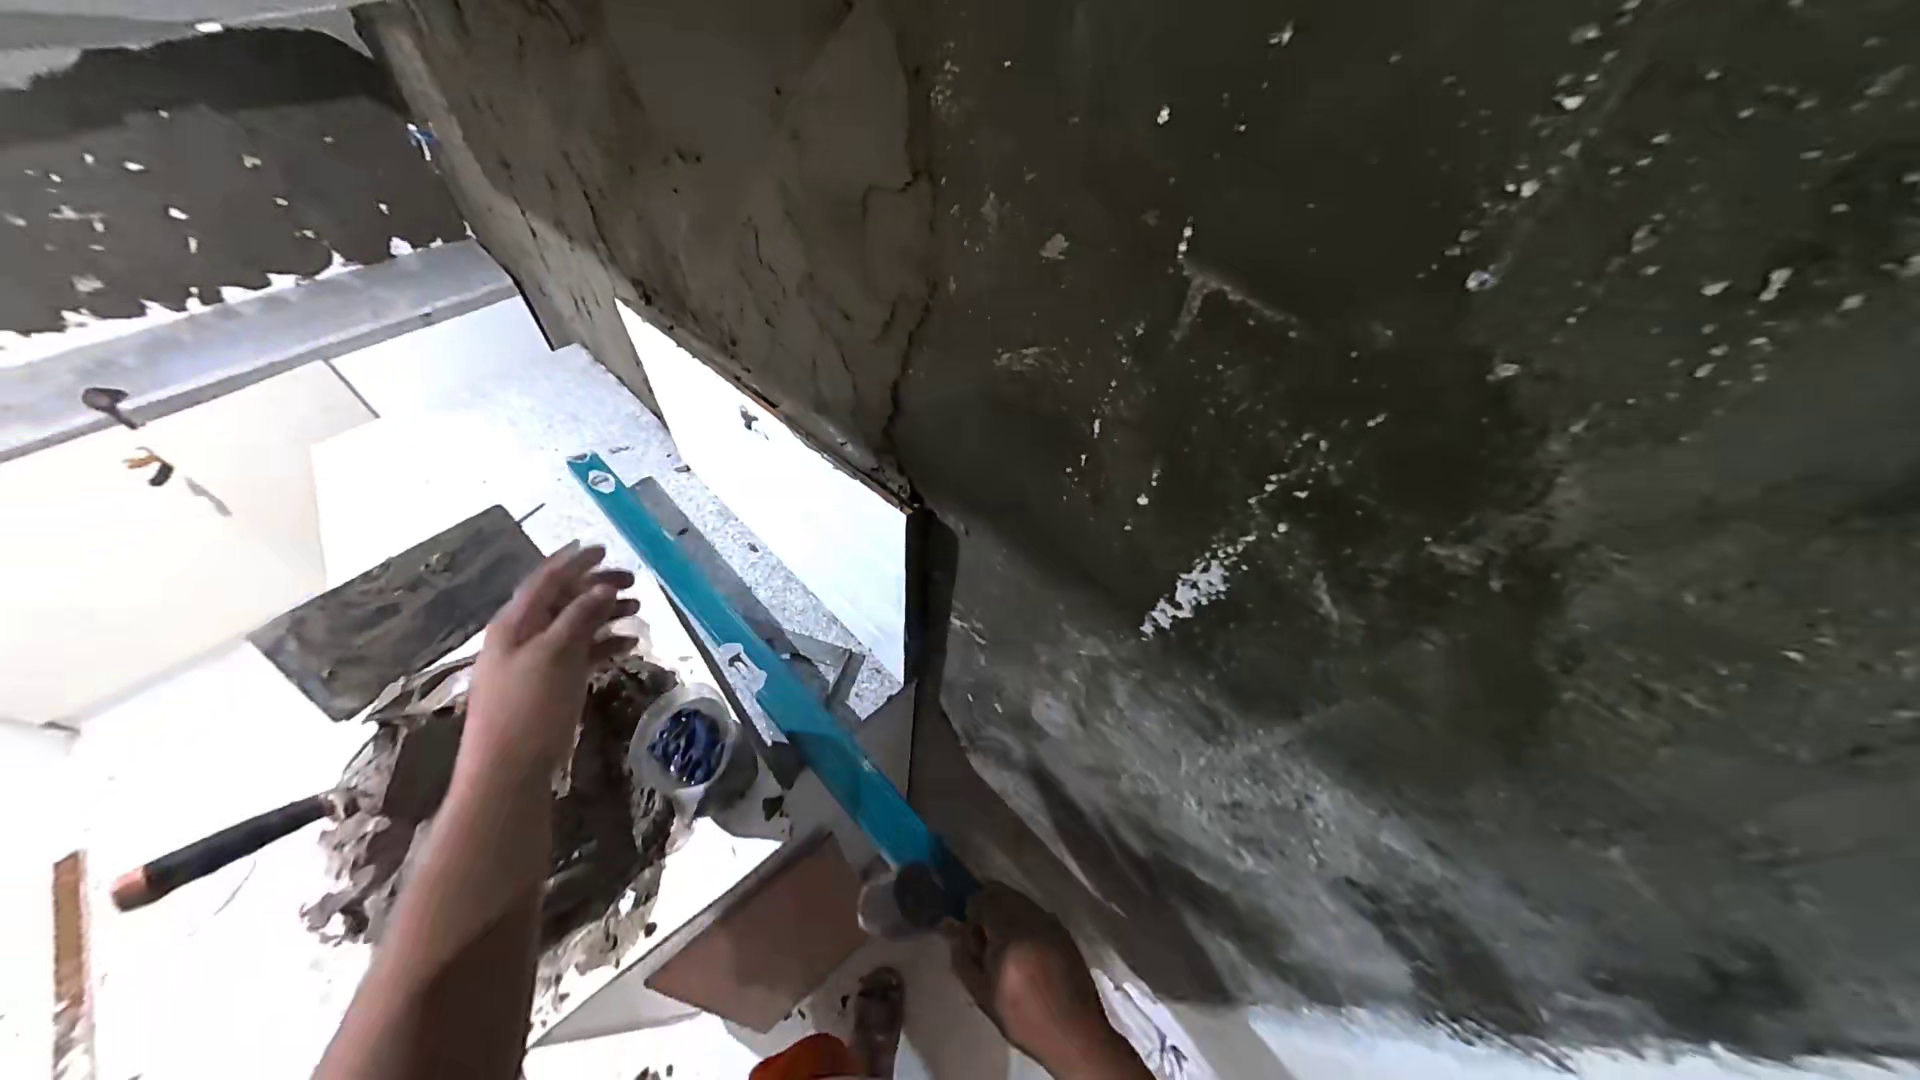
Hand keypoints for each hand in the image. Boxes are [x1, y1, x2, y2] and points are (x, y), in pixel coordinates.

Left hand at [461, 542, 636, 783]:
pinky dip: (604, 644)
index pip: (545, 581)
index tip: (602, 548)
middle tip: (632, 581)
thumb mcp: (555, 655)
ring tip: (637, 610)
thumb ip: (579, 617)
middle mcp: (523, 637)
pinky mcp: (550, 684)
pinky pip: (581, 653)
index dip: (573, 562)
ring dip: (604, 614)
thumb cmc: (529, 708)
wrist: (508, 771)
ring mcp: (537, 662)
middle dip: (596, 587)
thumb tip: (602, 587)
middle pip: (563, 601)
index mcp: (515, 624)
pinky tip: (628, 644)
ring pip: (575, 626)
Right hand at [945, 882, 1145, 1078]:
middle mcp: (1032, 920)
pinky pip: (1033, 910)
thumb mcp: (984, 996)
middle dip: (987, 907)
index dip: (971, 911)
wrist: (1075, 1033)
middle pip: (1001, 892)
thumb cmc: (1026, 1020)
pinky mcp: (1062, 927)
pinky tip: (1023, 946)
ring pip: (1018, 898)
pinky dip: (1022, 917)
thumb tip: (954, 929)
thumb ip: (963, 958)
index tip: (969, 933)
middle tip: (983, 936)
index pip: (983, 899)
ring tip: (1003, 942)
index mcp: (1011, 937)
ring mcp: (1050, 921)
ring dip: (1004, 910)